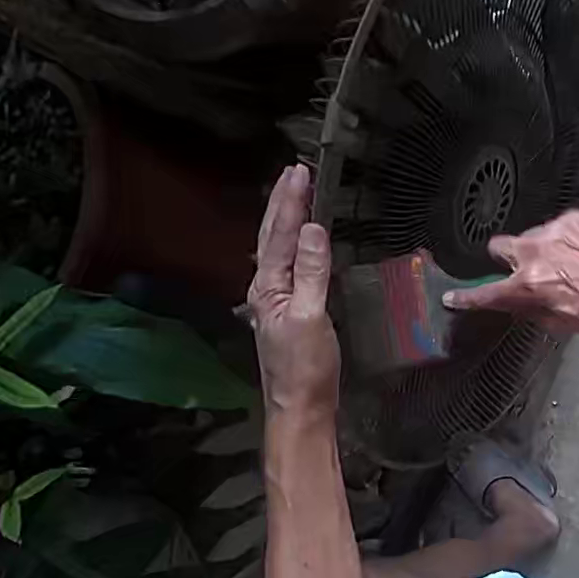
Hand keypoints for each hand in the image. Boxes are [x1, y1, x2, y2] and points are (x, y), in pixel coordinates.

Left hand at [248, 164, 340, 418]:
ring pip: (277, 249)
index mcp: (267, 286)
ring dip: (285, 219)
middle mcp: (266, 288)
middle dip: (282, 203)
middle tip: (295, 171)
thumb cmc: (306, 366)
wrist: (302, 406)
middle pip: (270, 237)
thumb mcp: (311, 317)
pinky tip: (301, 239)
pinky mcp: (290, 309)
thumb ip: (311, 272)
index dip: (290, 202)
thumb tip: (313, 228)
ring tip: (296, 194)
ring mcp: (276, 299)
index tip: (300, 171)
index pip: (278, 235)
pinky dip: (294, 242)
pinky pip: (289, 264)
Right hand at [442, 211, 578, 333]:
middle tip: (523, 271)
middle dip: (505, 260)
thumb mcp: (559, 322)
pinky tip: (578, 254)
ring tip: (563, 265)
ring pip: (528, 237)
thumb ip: (529, 310)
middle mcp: (534, 254)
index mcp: (528, 285)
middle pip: (498, 248)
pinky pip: (553, 228)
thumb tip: (516, 304)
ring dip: (537, 250)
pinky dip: (560, 240)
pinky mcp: (571, 219)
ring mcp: (552, 232)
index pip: (486, 293)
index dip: (467, 298)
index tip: (454, 297)